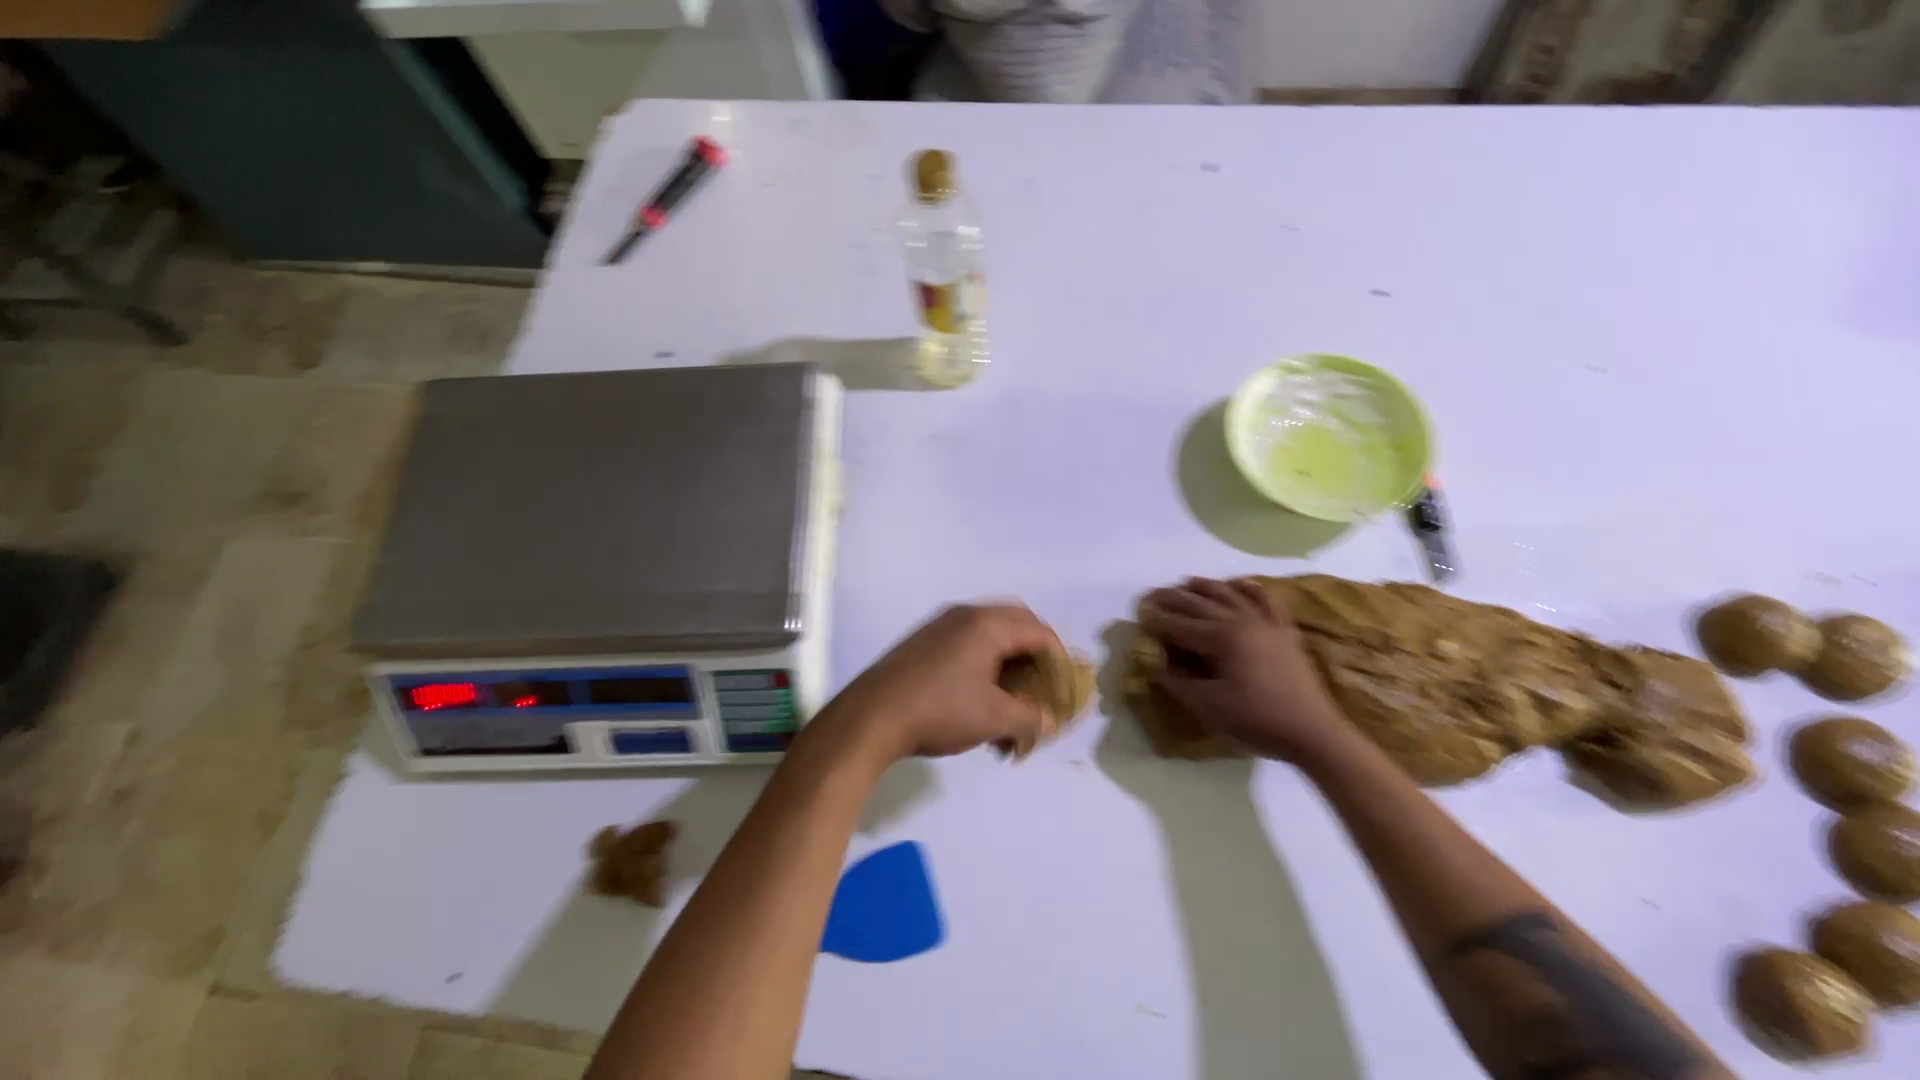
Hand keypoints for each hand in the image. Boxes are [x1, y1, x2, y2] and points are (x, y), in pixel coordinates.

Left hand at [824, 604, 1058, 761]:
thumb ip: (1031, 718)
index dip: (1060, 660)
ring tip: (1011, 696)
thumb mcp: (995, 719)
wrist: (871, 717)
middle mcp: (965, 614)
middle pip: (1017, 622)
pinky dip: (983, 661)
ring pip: (989, 632)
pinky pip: (966, 642)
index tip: (1063, 689)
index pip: (1040, 632)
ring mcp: (939, 625)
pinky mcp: (922, 642)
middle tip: (1041, 684)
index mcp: (988, 625)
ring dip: (1007, 658)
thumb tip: (1050, 722)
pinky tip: (978, 696)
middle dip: (1035, 653)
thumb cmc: (940, 711)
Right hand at [1140, 577, 1352, 764]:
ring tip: (1188, 582)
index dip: (1158, 621)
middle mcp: (1243, 621)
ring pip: (1232, 595)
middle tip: (1153, 594)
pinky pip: (1267, 601)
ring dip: (1207, 587)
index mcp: (1222, 638)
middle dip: (1175, 598)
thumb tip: (1155, 666)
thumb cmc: (1256, 720)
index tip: (1139, 616)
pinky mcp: (1285, 632)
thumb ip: (1178, 683)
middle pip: (1203, 604)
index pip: (1181, 625)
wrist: (1312, 731)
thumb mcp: (1209, 706)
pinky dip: (1251, 590)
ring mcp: (1267, 624)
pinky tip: (1241, 585)